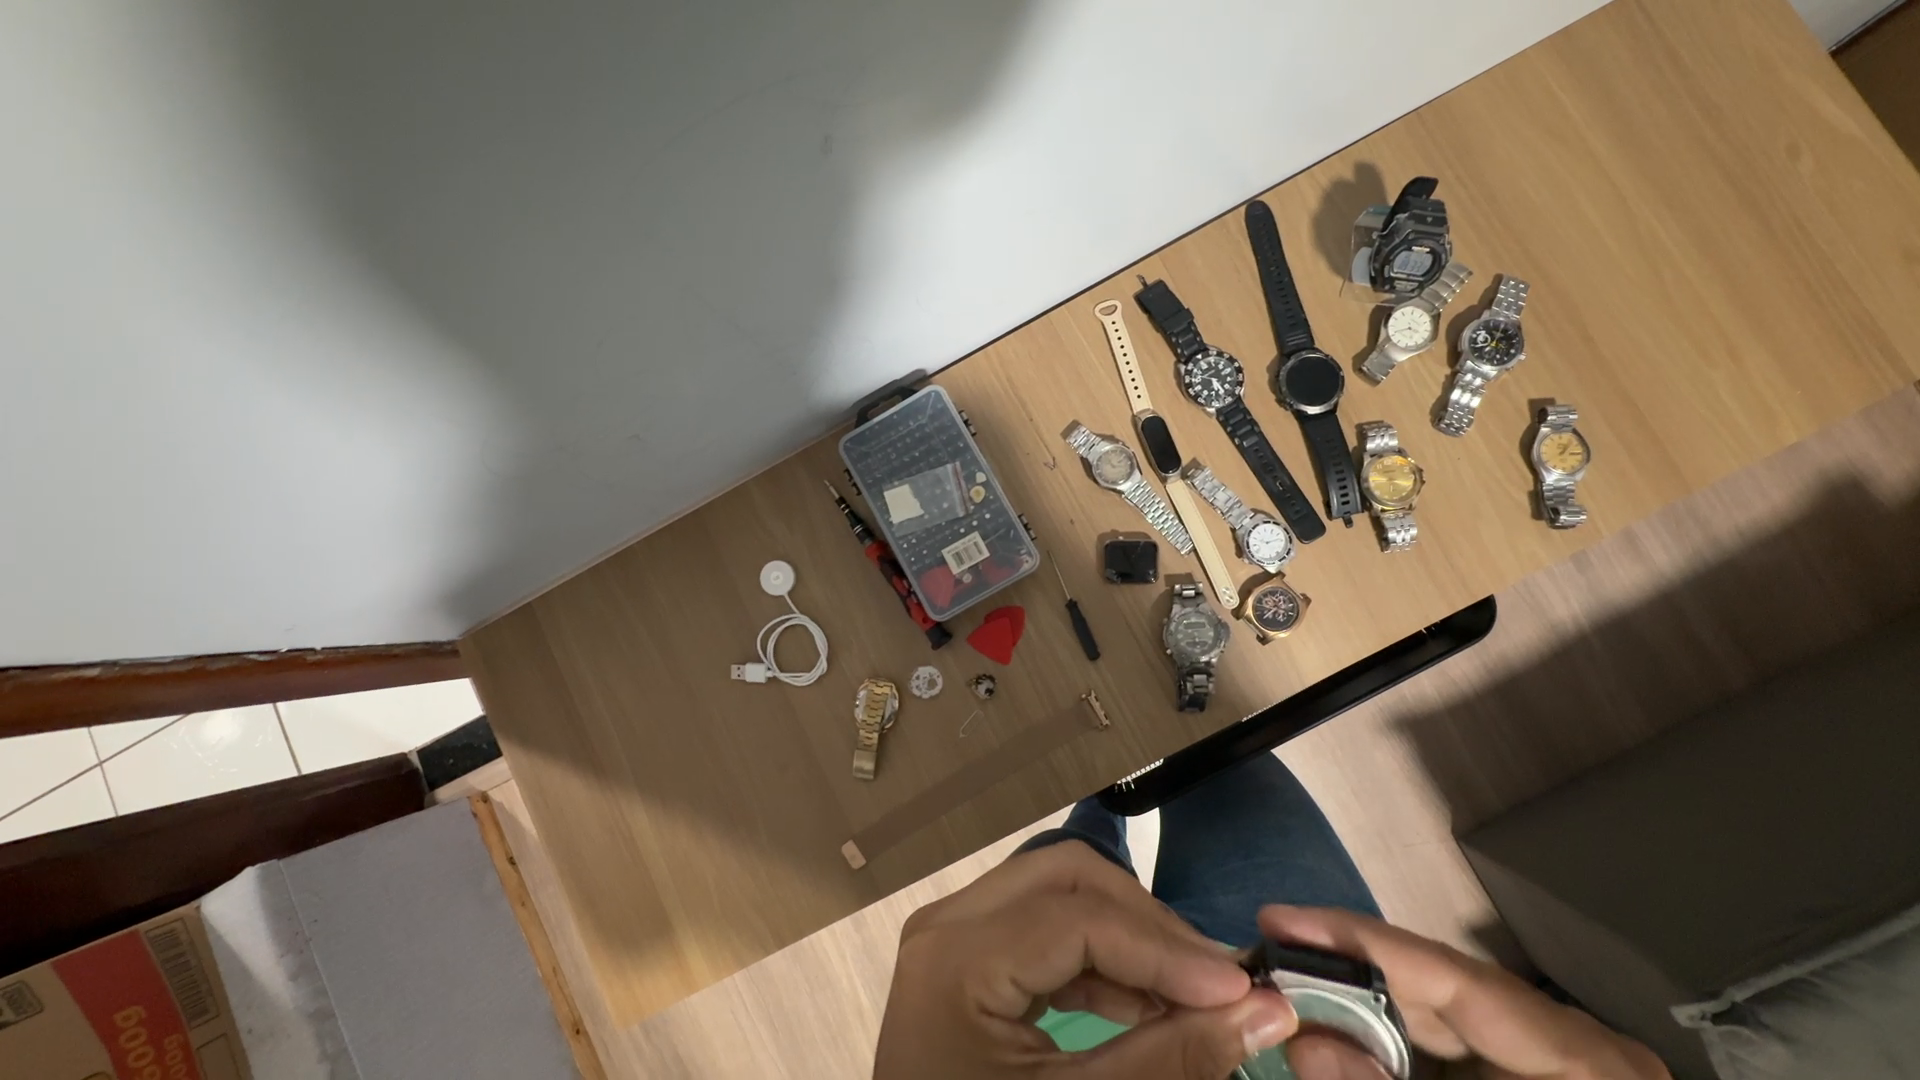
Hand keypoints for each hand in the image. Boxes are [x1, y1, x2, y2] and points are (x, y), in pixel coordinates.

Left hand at [873, 841, 1296, 1078]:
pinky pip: (1041, 925)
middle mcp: (947, 923)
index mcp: (956, 959)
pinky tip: (1142, 1002)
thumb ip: (1170, 1058)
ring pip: (1056, 890)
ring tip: (1189, 995)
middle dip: (1147, 922)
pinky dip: (1096, 955)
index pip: (1078, 919)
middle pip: (1066, 877)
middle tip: (1213, 979)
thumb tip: (1266, 1009)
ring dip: (1127, 935)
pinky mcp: (964, 951)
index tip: (1241, 987)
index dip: (1165, 949)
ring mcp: (951, 932)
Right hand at [1256, 906, 1670, 1079]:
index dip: (1358, 941)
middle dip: (1349, 978)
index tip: (1279, 920)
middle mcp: (1567, 1049)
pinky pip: (1450, 1055)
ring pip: (1440, 1022)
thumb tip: (1307, 1046)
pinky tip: (1351, 1049)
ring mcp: (1554, 1068)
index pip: (1449, 975)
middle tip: (1270, 961)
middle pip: (1438, 991)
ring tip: (1298, 1008)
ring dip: (1365, 1018)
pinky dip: (1396, 1053)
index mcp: (1578, 1061)